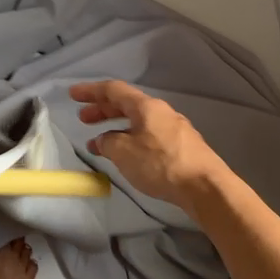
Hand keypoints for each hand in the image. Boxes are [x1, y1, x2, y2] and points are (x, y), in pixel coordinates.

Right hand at [70, 80, 229, 208]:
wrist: (206, 188)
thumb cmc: (160, 164)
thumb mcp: (123, 152)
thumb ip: (107, 142)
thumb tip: (101, 140)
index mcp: (146, 106)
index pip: (113, 90)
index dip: (90, 91)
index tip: (72, 95)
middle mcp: (162, 113)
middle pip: (127, 104)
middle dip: (103, 110)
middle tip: (83, 119)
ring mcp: (175, 130)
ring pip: (139, 122)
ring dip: (116, 128)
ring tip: (100, 142)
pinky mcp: (183, 148)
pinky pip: (149, 136)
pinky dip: (131, 140)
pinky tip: (126, 156)